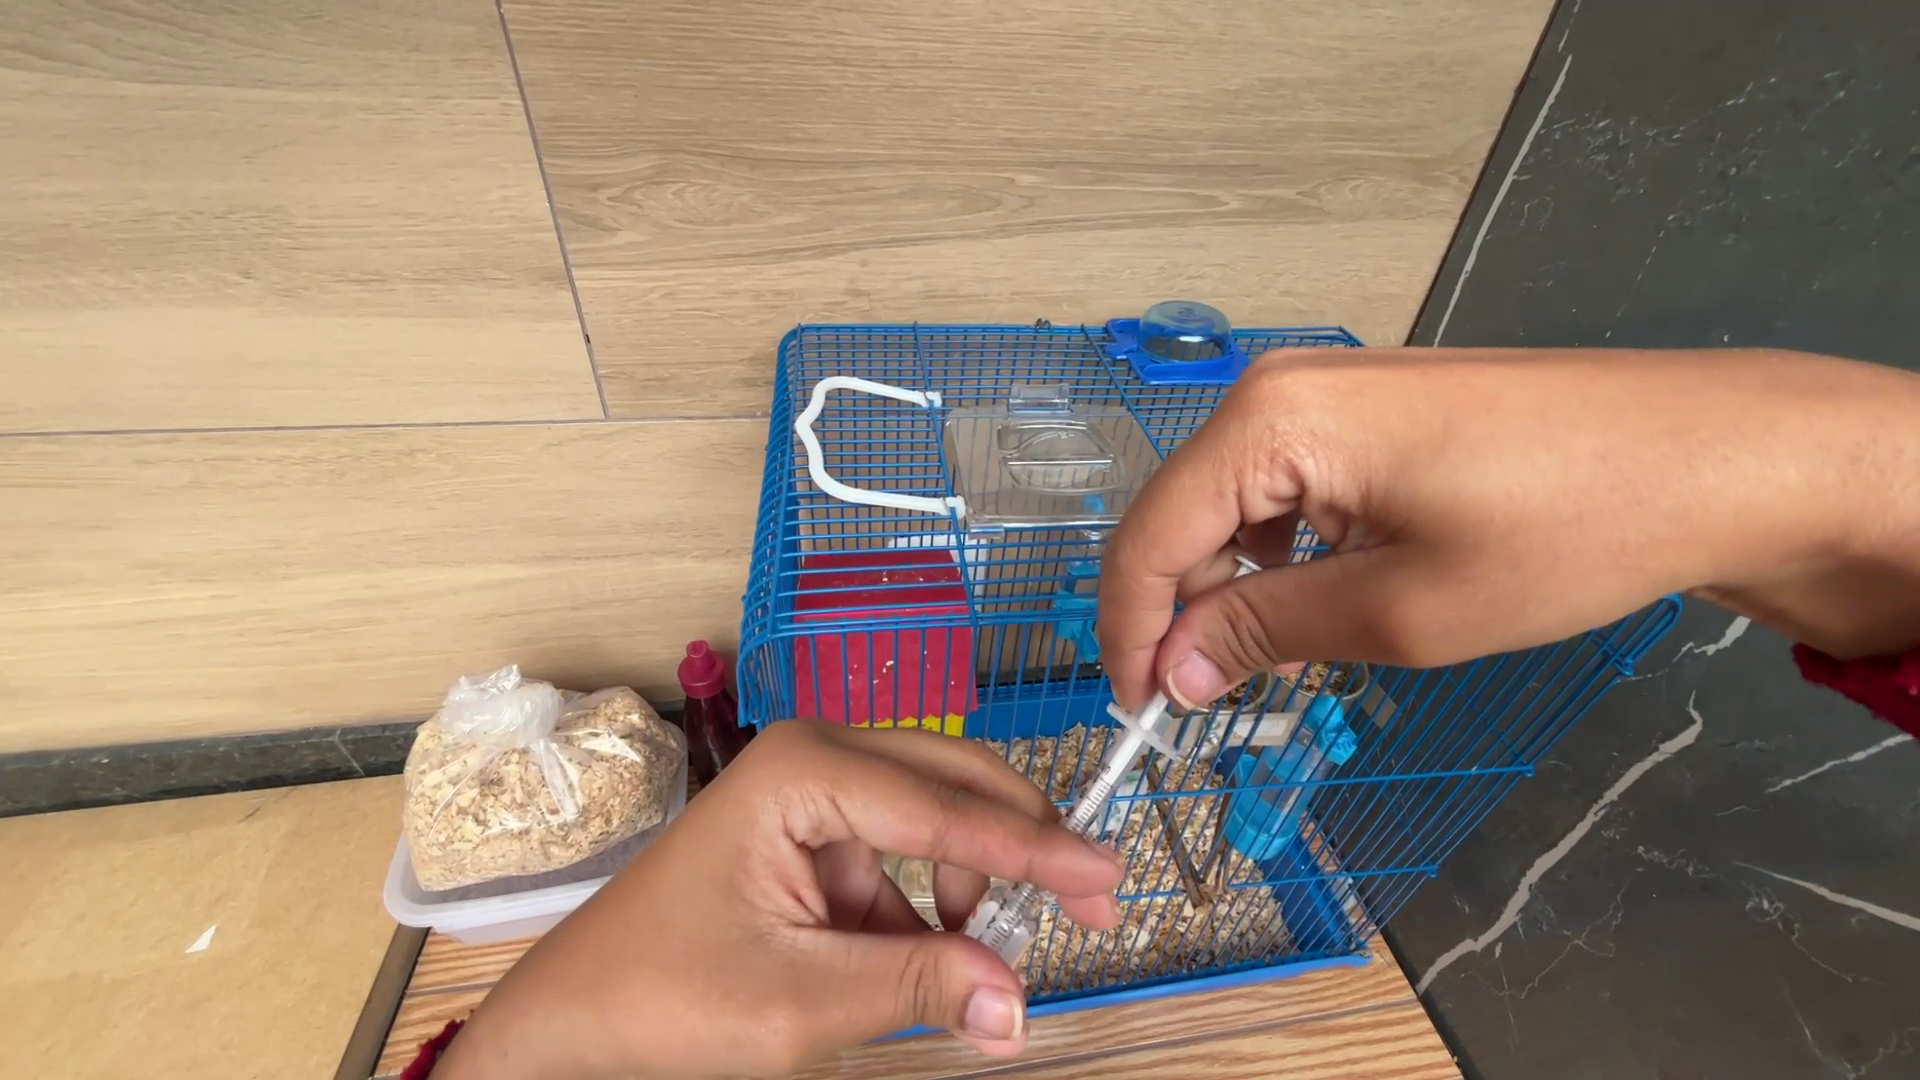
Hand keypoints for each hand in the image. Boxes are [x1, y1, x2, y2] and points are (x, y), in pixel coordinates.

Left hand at [437, 721, 1126, 1078]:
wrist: (571, 1024)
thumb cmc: (663, 1003)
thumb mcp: (797, 1003)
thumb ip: (915, 987)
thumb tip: (1019, 1007)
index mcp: (805, 768)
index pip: (941, 808)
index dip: (1032, 848)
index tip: (1107, 877)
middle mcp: (819, 754)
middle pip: (952, 778)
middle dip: (1023, 836)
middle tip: (1095, 892)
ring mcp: (820, 785)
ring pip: (936, 809)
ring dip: (977, 872)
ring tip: (991, 943)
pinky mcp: (820, 824)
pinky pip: (904, 846)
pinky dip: (935, 892)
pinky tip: (935, 938)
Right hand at [1098, 346, 1919, 710]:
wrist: (1724, 453)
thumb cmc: (1564, 532)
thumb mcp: (1397, 610)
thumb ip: (1261, 634)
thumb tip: (1169, 677)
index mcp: (1268, 424)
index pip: (1151, 536)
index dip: (1129, 629)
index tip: (1138, 708)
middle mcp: (1269, 391)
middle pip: (1177, 518)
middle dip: (1177, 611)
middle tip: (1200, 696)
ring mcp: (1307, 391)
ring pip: (1217, 506)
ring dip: (1223, 585)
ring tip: (1264, 650)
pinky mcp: (1343, 407)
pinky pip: (1265, 488)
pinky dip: (1265, 551)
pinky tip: (1304, 588)